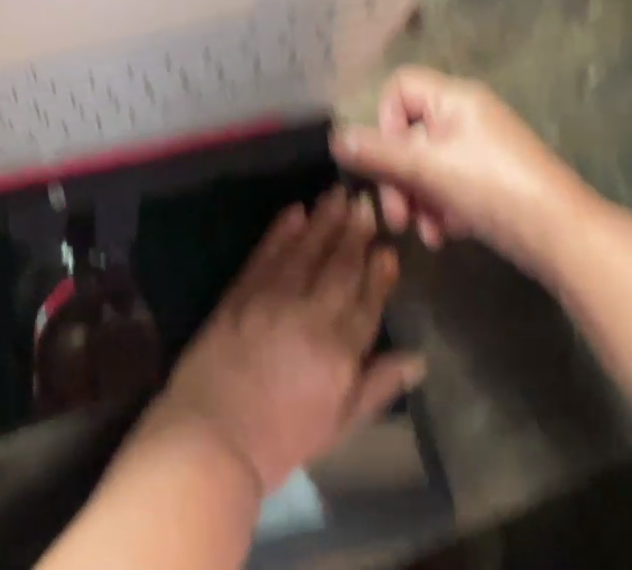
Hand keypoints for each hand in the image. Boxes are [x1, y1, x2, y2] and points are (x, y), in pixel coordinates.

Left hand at [138, 190, 424, 493]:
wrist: (214, 432)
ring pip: (304, 252)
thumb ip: (377, 385)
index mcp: (340, 350)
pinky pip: (264, 255)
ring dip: (322, 221)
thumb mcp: (341, 423)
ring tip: (337, 195)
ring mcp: (270, 299)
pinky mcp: (238, 293)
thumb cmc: (282, 436)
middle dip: (354, 232)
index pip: (367, 301)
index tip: (388, 248)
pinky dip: (280, 231)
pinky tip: (294, 211)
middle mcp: (309, 315)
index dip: (379, 273)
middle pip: (338, 267)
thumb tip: (417, 359)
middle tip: (366, 201)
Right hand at [330, 66, 600, 275]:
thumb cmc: (492, 189)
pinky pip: (447, 184)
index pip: (399, 88)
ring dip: (416, 200)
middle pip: (407, 135)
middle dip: (397, 179)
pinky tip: (447, 234)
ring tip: (426, 233)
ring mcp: (479, 149)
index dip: (383, 121)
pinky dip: (440, 209)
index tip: (387, 158)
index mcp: (455, 100)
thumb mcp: (425, 168)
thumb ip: (376, 152)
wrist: (565, 237)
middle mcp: (466, 117)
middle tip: (397, 217)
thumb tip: (334, 138)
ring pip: (423, 166)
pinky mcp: (490, 180)